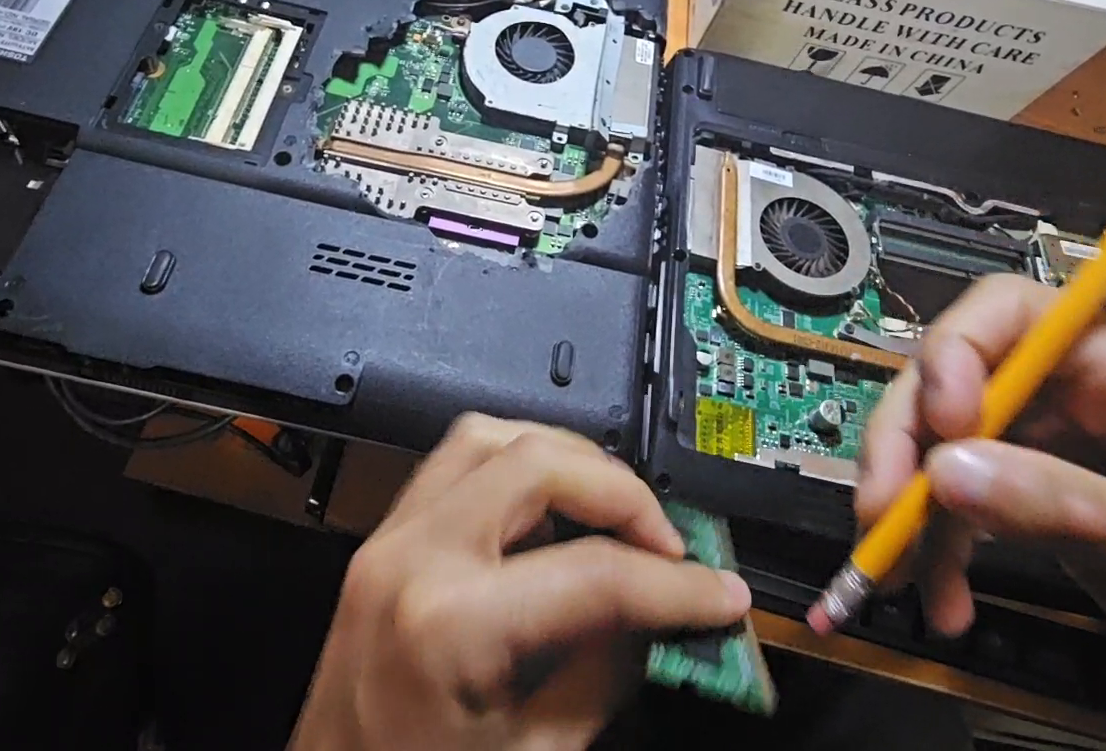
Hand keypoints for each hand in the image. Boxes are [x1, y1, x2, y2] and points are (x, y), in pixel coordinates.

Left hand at [290, 414, 750, 750]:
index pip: (593, 573)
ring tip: (613, 510)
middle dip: (621, 493)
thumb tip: (664, 610)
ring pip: (491, 437)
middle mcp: (413, 557)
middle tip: (666, 544)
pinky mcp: (385, 535)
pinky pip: (456, 461)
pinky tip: (550, 508)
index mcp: (449, 626)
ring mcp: (390, 536)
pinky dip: (516, 465)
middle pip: (537, 464)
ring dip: (566, 460)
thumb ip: (608, 667)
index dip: (677, 584)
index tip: (720, 591)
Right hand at [857, 275, 1105, 750]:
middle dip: (908, 444)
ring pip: (945, 439)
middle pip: (956, 380)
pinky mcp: (1044, 488)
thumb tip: (946, 472)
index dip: (954, 355)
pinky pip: (963, 490)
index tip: (939, 432)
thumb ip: (1077, 515)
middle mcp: (1088, 392)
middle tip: (881, 514)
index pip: (1013, 314)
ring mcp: (1062, 441)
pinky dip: (938, 537)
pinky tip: (941, 589)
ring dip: (912, 502)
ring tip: (905, 573)